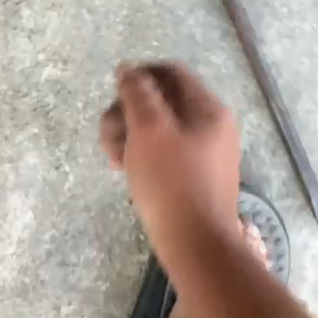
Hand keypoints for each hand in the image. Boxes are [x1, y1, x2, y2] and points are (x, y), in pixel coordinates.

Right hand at [99, 62, 243, 267]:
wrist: (197, 248)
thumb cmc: (172, 182)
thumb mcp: (148, 129)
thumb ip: (136, 92)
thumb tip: (127, 68)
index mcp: (208, 109)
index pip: (170, 72)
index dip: (138, 76)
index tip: (114, 93)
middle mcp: (210, 126)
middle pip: (160, 100)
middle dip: (127, 111)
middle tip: (108, 131)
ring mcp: (202, 152)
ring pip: (156, 127)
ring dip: (127, 133)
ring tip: (111, 154)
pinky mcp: (192, 176)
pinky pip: (162, 151)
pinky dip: (140, 153)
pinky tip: (122, 166)